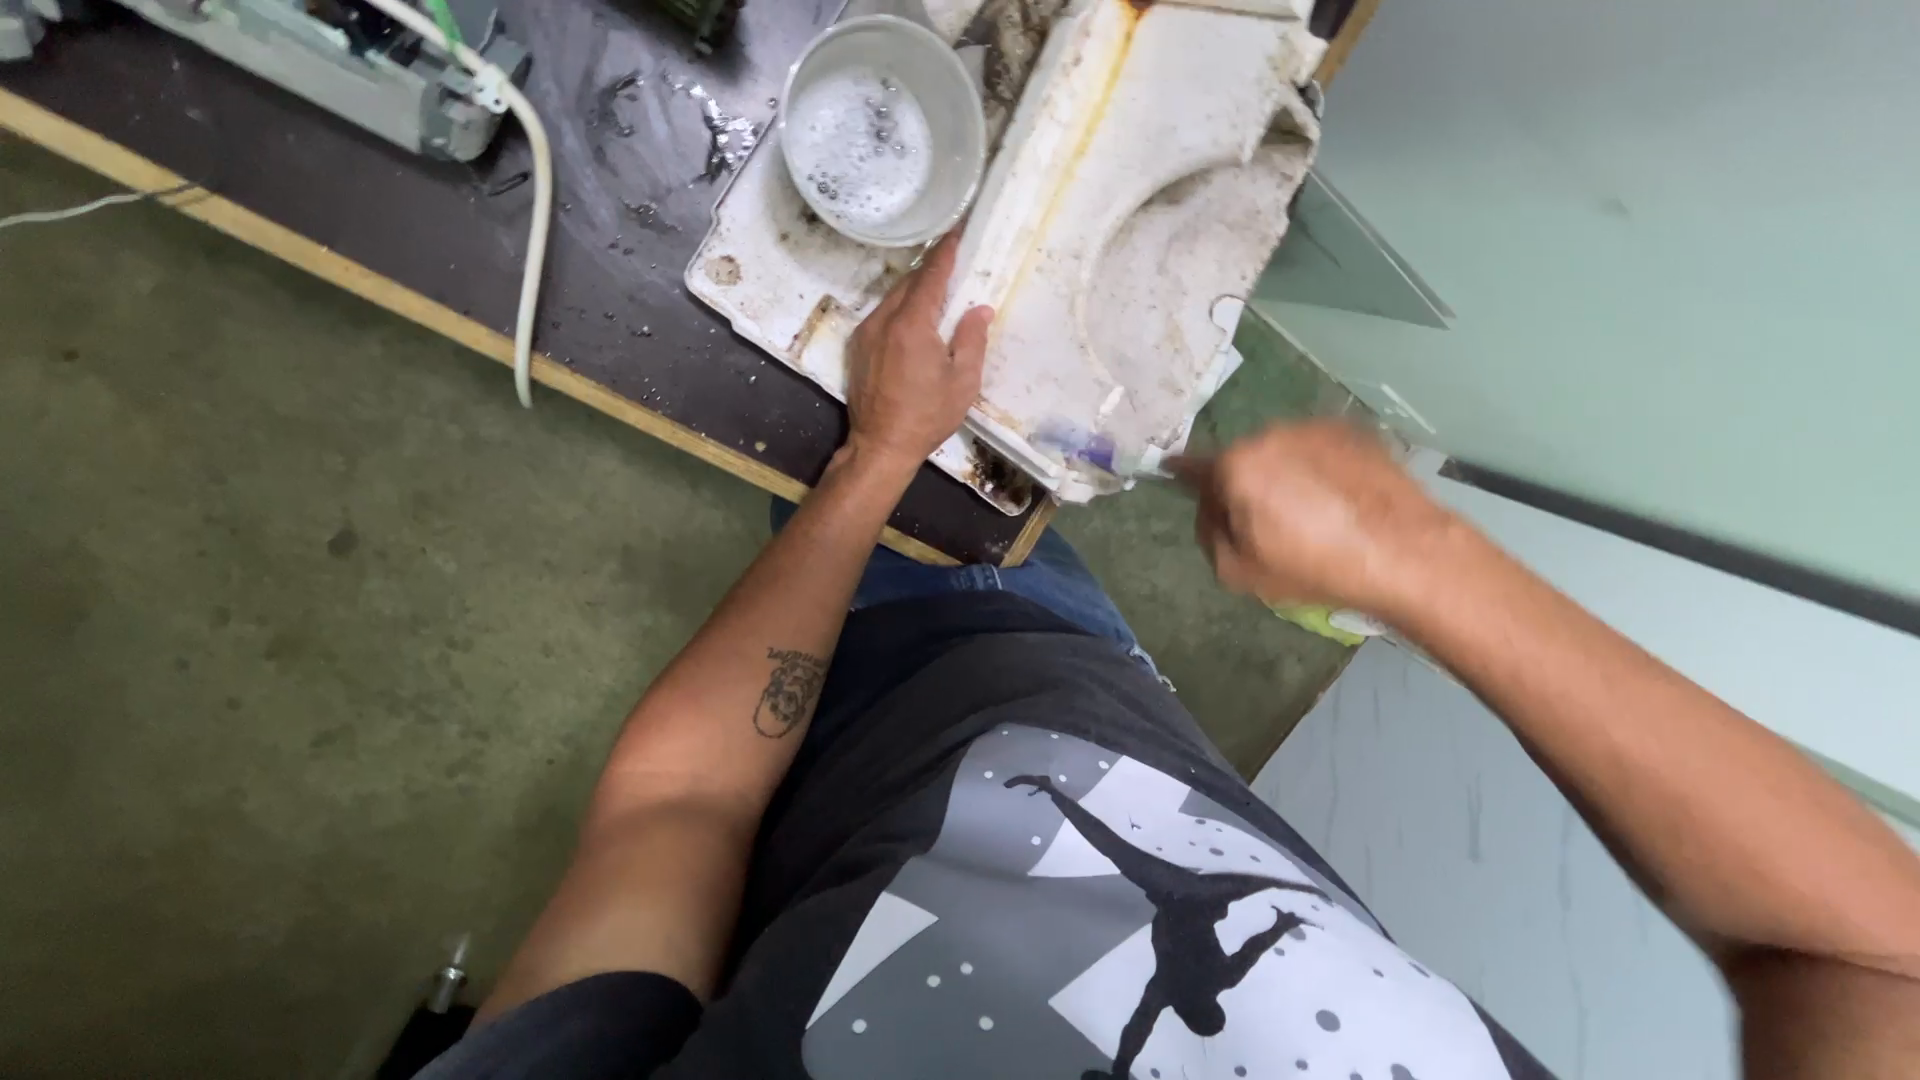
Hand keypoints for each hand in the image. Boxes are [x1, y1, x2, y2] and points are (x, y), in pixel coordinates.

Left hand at [843, 231, 993, 471]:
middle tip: (954, 262)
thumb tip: (979, 309)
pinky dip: (901, 308)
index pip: (931, 276)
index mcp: (912, 325)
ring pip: (893, 298)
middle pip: (910, 283)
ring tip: (938, 290)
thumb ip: (972, 340)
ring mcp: (866, 333)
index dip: (946, 252)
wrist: (880, 445)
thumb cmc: (927, 416)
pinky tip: (915, 318)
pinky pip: (882, 315)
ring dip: (916, 290)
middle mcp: (884, 321)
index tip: (957, 232)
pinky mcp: (858, 347)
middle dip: (932, 270)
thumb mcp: (962, 382)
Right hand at [1175, 420, 1467, 616]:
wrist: (1404, 552)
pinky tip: (1337, 501)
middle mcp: (1269, 435)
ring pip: (1280, 454)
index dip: (1182, 473)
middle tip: (1265, 524)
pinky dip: (1317, 470)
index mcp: (1235, 466)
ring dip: (1283, 476)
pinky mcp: (1353, 432)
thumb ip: (1208, 535)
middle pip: (1240, 461)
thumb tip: (1213, 512)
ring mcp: (1314, 429)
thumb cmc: (1313, 565)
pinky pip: (1317, 451)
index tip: (1171, 470)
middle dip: (1244, 486)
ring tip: (1311, 515)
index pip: (1194, 468)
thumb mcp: (1238, 571)